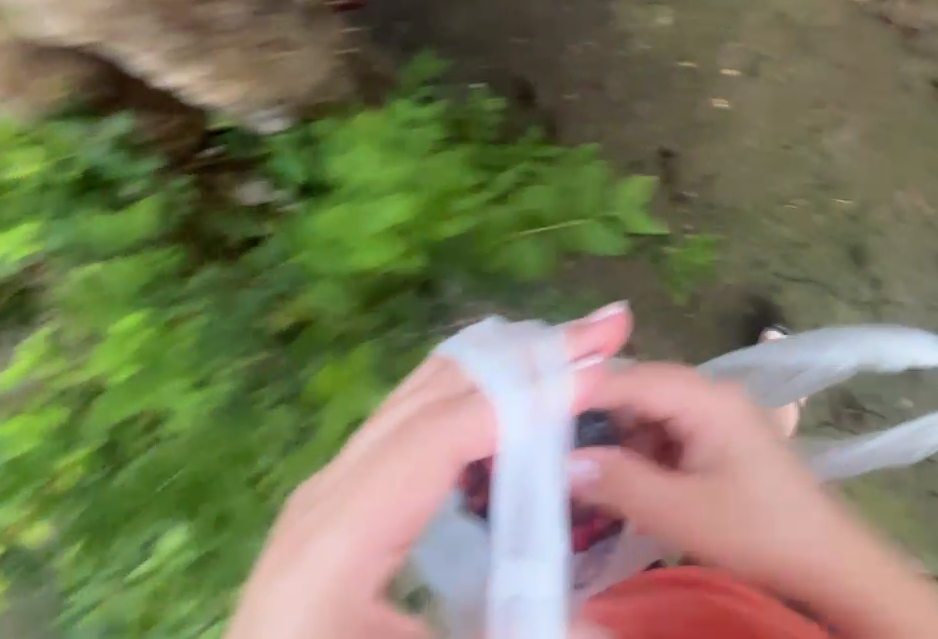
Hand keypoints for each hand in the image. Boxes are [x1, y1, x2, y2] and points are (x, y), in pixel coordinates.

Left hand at [225, 303, 633, 638]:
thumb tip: (602, 620)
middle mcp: (331, 489)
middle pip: (437, 391)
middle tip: (607, 329)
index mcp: (334, 538)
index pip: (439, 437)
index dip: (525, 399)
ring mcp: (338, 482)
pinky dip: (484, 385)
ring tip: (579, 346)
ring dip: (512, 360)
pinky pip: (422, 410)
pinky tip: (524, 387)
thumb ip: (512, 629)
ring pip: (428, 388)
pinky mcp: (351, 489)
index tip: (601, 373)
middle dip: (531, 353)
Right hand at [568, 362, 866, 595]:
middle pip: (642, 393)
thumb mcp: (680, 512)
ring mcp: (720, 416)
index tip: (537, 412)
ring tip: (591, 479)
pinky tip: (629, 487)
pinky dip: (646, 457)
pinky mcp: (722, 440)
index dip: (585, 392)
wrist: (826, 558)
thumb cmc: (756, 530)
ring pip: (653, 416)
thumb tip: (563, 463)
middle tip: (558, 455)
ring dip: (624, 445)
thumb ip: (620, 483)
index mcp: (707, 398)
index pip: (633, 378)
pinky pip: (671, 435)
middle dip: (603, 424)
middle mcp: (713, 394)